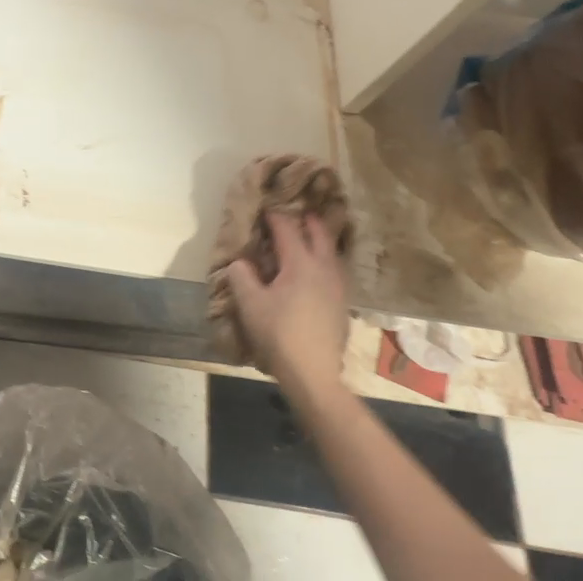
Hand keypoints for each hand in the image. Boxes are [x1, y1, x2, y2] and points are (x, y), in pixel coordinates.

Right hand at [225, 211, 350, 399]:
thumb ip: (241, 275)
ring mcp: (338, 287)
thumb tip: (241, 261)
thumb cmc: (279, 333)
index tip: (264, 208)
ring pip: (332, 253)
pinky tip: (316, 272)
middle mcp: (324, 268)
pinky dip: (325, 261)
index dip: (274, 216)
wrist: (313, 374)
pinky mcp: (342, 304)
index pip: (287, 229)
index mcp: (300, 263)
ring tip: (309, 238)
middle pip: (319, 234)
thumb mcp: (249, 303)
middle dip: (307, 221)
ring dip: (320, 240)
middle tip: (296, 212)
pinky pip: (335, 270)